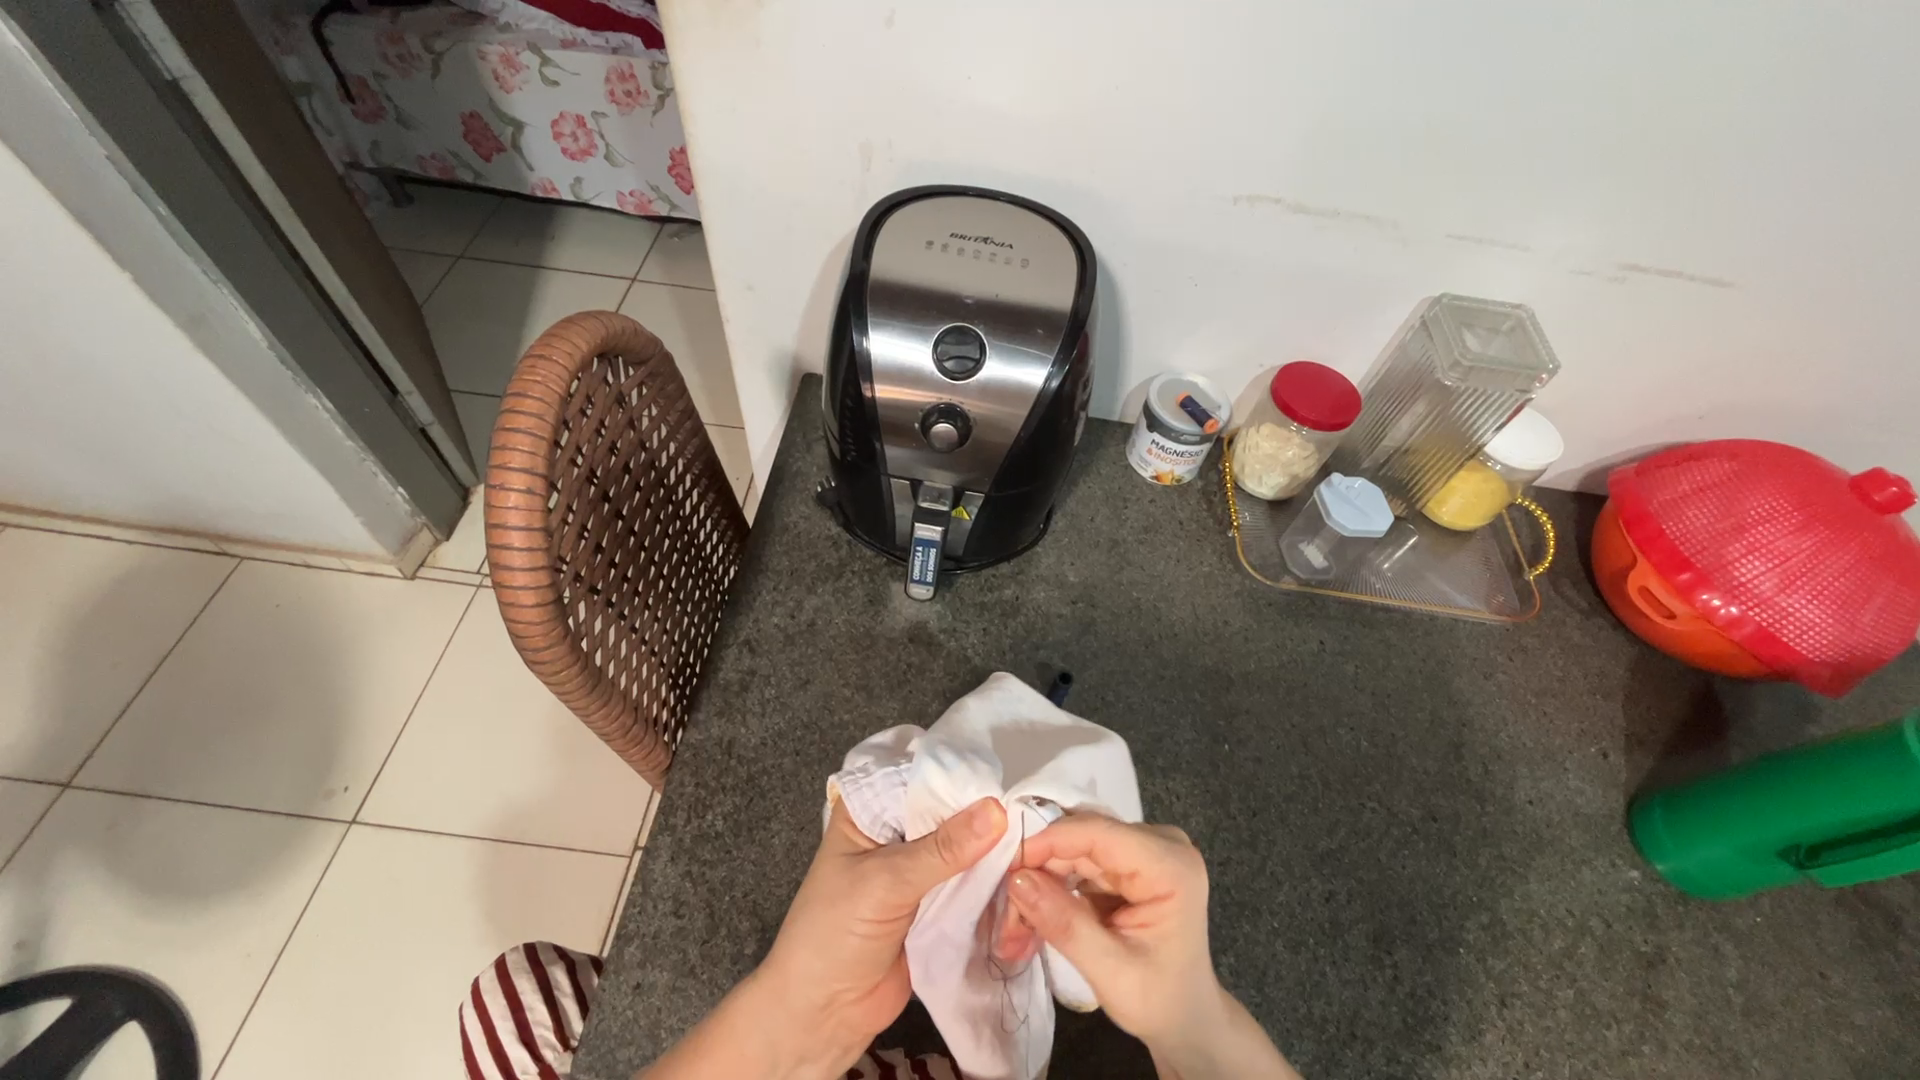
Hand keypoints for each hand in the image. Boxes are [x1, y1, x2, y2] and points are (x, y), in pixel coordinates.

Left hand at [756, 795, 1007, 1070]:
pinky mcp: (938, 902)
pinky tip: (1024, 873)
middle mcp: (897, 828)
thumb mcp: (885, 883)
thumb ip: (942, 848)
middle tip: (1033, 811)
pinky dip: (994, 880)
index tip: (1007, 773)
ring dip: (995, 849)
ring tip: (1037, 843)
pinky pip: (972, 881)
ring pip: (966, 845)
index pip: (921, 773)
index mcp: (869, 807)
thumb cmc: (833, 935)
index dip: (961, 771)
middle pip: (949, 808)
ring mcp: (919, 867)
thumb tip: (997, 810)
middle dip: (985, 813)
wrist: (822, 1016)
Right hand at [995, 814, 1300, 1078]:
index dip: (1047, 842)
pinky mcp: (1126, 861)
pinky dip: (1051, 886)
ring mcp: (1143, 849)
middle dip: (1037, 871)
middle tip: (1003, 914)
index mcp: (1170, 865)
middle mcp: (1159, 844)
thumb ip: (1066, 925)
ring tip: (1012, 925)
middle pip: (1081, 838)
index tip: (1004, 867)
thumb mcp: (1112, 974)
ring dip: (1039, 881)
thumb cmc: (1161, 1001)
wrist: (1186, 1018)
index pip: (1097, 833)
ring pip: (1072, 850)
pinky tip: (1031, 914)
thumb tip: (1017, 879)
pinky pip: (1076, 861)